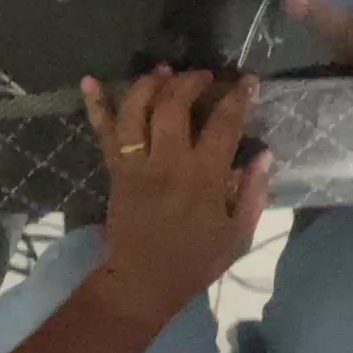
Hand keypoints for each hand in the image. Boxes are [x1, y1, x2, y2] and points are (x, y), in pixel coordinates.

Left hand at [81, 68, 272, 322]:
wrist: (142, 283)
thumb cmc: (194, 260)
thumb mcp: (237, 235)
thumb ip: (253, 193)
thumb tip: (263, 154)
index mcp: (203, 177)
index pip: (223, 124)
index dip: (238, 98)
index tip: (247, 81)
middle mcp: (167, 162)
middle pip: (174, 105)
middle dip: (191, 81)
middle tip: (205, 76)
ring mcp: (136, 163)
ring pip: (136, 110)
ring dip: (149, 83)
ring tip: (164, 70)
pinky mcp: (115, 170)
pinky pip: (103, 133)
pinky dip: (95, 105)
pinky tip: (89, 81)